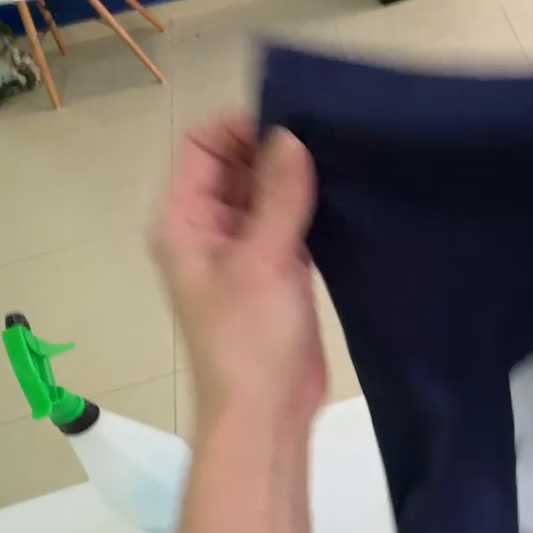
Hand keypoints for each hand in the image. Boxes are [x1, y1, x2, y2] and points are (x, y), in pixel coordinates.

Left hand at [151, 116, 326, 432]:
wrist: (268, 410)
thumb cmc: (250, 339)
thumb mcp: (263, 262)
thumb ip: (278, 198)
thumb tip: (292, 137)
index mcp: (185, 221)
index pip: (203, 148)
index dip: (241, 128)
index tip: (294, 123)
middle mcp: (212, 230)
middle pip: (238, 169)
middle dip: (276, 152)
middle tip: (330, 139)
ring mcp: (248, 253)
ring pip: (269, 198)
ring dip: (299, 183)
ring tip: (344, 164)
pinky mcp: (281, 274)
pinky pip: (294, 228)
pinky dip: (314, 213)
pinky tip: (347, 202)